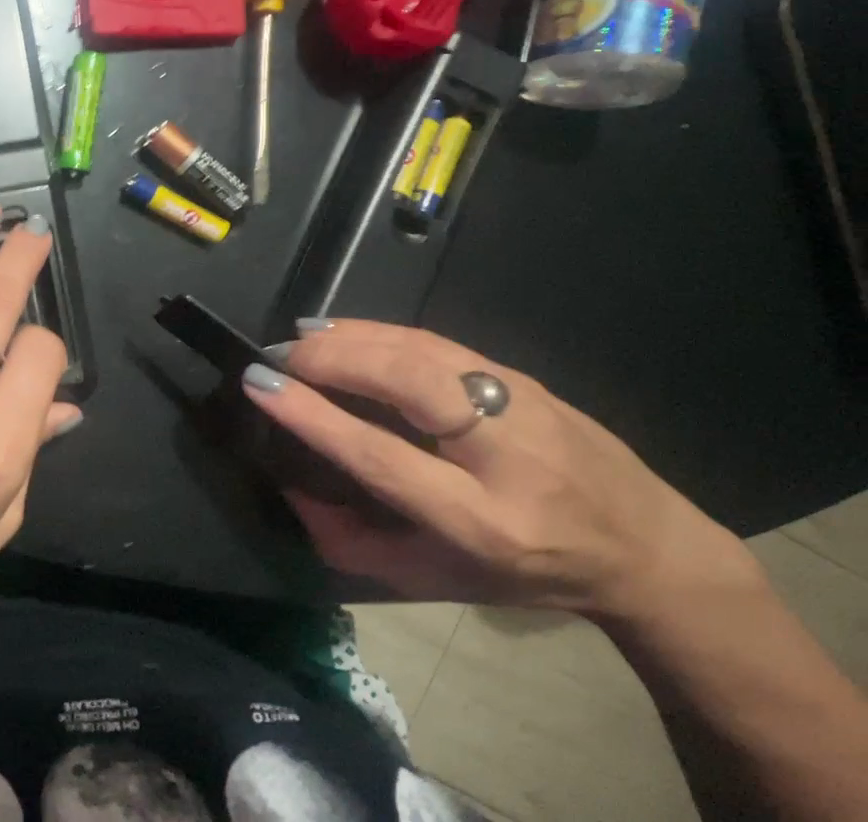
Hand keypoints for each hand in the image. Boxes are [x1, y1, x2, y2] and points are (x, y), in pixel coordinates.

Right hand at [244, 320, 754, 616]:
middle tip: (278, 356)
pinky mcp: (527, 379)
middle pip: (412, 385)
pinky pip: (440, 344)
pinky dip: (382, 331)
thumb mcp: (432, 579)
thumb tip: (289, 487)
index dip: (316, 417)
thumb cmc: (525, 574)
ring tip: (299, 338)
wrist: (647, 549)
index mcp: (480, 521)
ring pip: (428, 353)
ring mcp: (525, 408)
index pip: (383, 456)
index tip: (262, 385)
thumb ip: (352, 542)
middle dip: (335, 360)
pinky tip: (343, 331)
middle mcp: (506, 458)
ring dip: (354, 337)